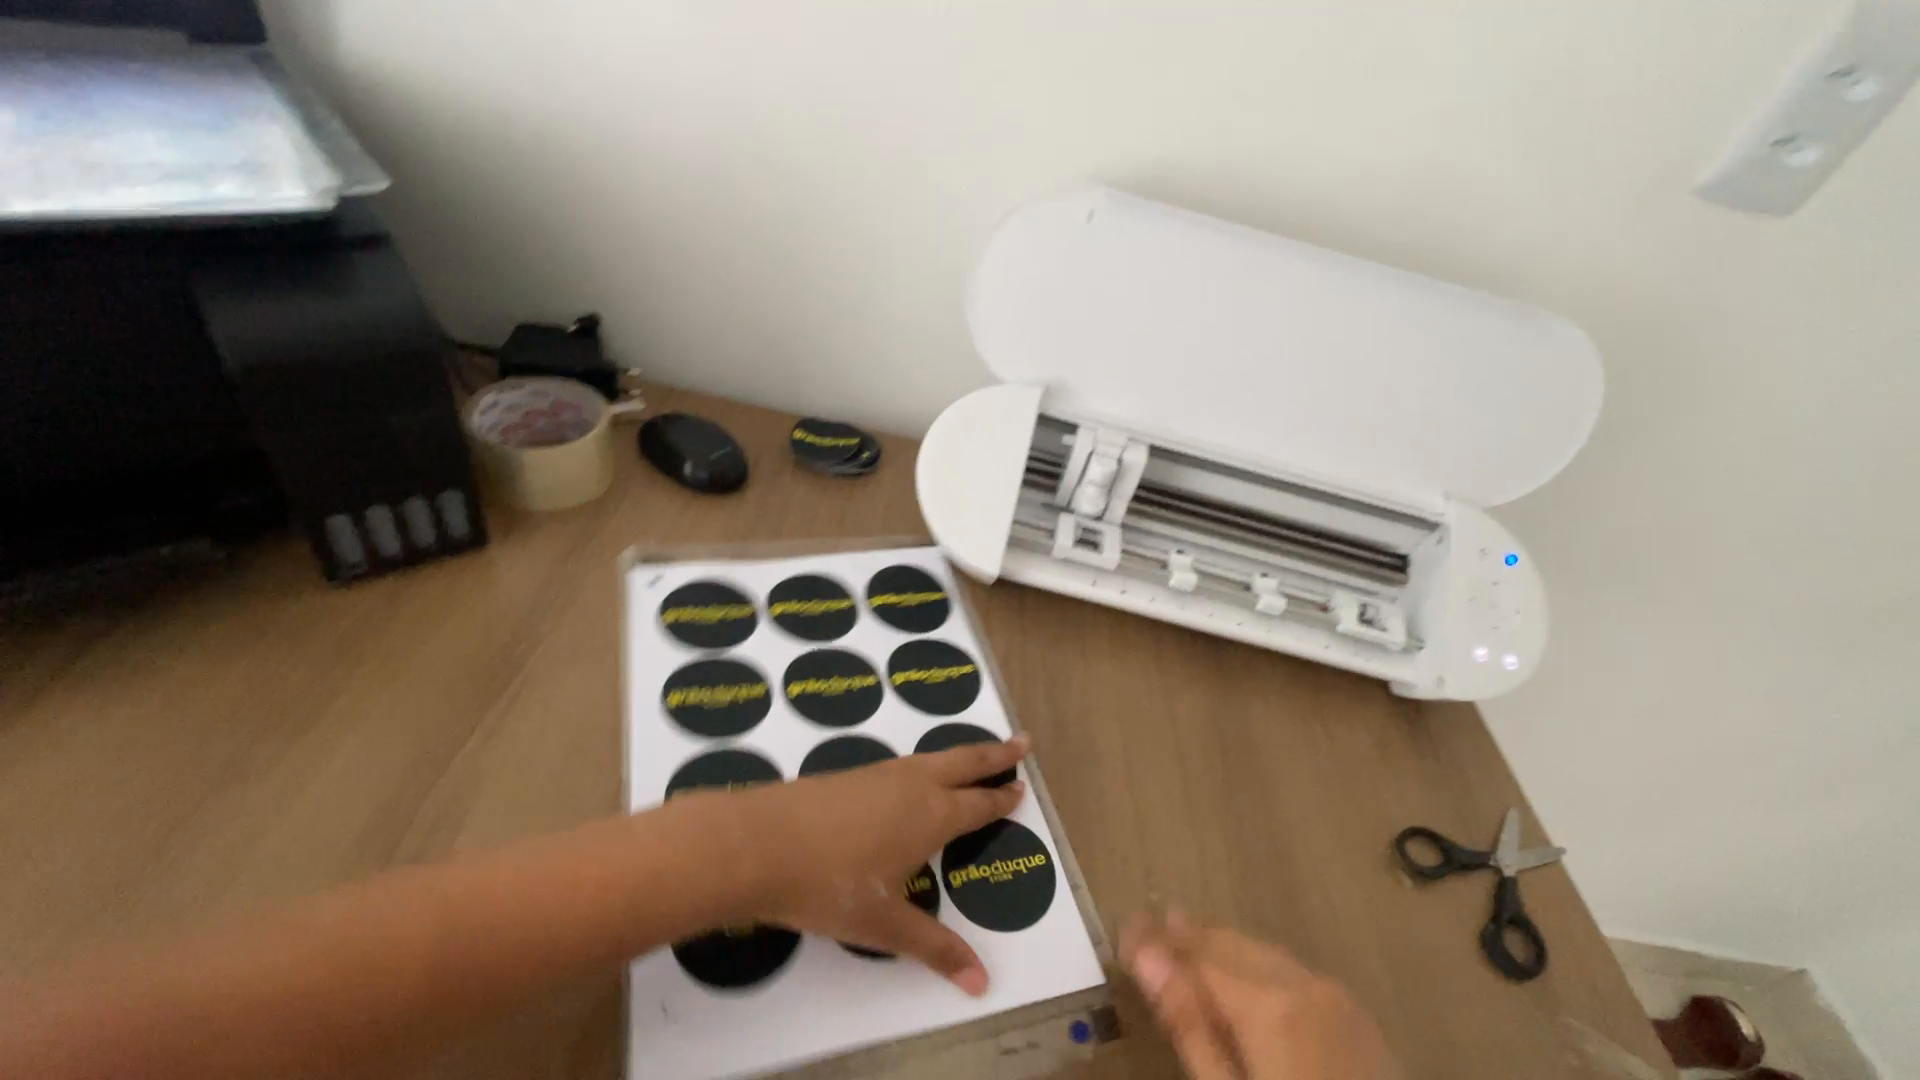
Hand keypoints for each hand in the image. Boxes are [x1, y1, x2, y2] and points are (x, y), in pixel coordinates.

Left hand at [722, 737, 1029, 995]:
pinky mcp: (849, 775)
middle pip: (964, 762)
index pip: (979, 805)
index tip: (1022, 785)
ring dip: (960, 756)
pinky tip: (911, 777)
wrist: (757, 842)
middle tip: (1021, 741)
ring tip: (972, 757)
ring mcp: (879, 774)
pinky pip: (904, 763)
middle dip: (995, 755)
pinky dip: (925, 763)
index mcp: (931, 815)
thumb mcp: (883, 924)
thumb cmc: (829, 885)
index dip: (1002, 798)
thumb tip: (982, 983)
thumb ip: (933, 947)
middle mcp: (912, 785)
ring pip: (932, 758)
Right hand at [1121, 912, 1402, 1079]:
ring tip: (1181, 945)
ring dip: (1218, 946)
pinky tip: (1239, 976)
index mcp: (1268, 1002)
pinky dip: (1255, 965)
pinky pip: (1292, 972)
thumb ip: (1190, 1024)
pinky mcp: (1356, 1016)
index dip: (1155, 942)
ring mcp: (1335, 996)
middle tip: (1143, 931)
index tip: (1123, 933)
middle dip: (1184, 936)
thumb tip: (1146, 957)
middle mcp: (1303, 982)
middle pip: (1229, 943)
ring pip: (1261, 953)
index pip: (1194, 952)